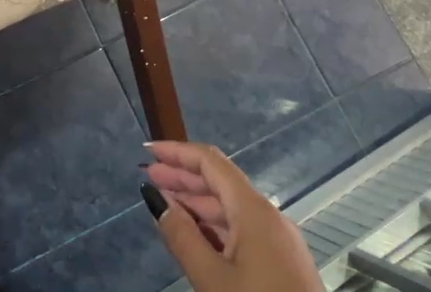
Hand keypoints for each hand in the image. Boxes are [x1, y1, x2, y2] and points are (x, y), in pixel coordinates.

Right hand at [143, 140, 324, 291]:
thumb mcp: (212, 278)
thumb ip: (181, 236)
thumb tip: (157, 199)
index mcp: (254, 210)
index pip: (211, 163)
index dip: (177, 152)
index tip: (148, 153)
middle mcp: (269, 216)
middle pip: (221, 182)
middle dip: (183, 176)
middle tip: (149, 178)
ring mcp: (278, 240)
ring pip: (231, 208)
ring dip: (196, 203)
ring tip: (165, 205)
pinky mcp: (282, 261)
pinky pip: (242, 229)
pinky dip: (213, 225)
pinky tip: (194, 235)